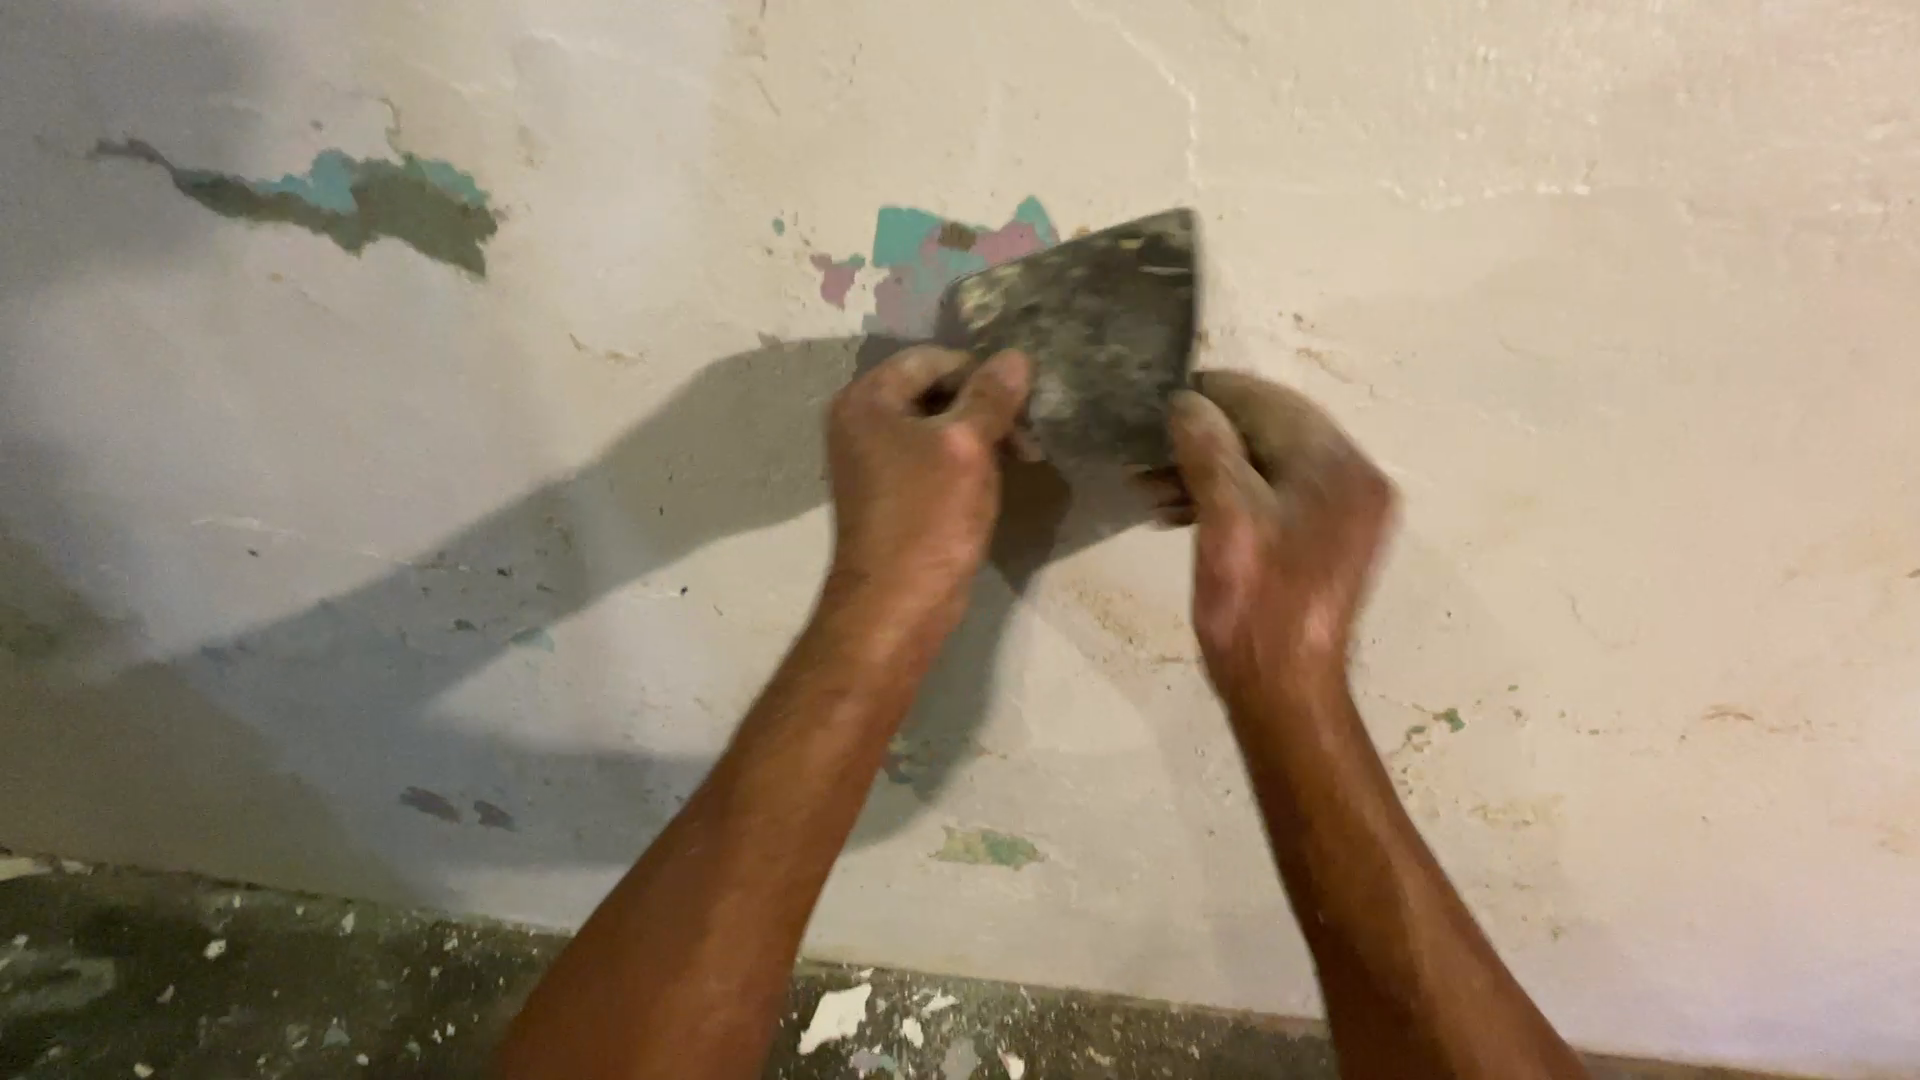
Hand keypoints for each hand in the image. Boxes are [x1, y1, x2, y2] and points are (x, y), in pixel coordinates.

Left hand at [823, 346, 1030, 628]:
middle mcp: (861, 422)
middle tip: (1028, 435)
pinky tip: (994, 476)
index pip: (932, 359)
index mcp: (867, 400)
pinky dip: (963, 460)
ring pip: (936, 426)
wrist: (896, 603)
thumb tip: (1016, 356)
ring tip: (1023, 455)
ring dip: (980, 435)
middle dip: (985, 407)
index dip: (981, 373)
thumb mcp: (967, 447)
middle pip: (933, 390)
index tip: (1022, 403)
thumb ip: (991, 397)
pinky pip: (931, 458)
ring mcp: (873, 459)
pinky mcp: (890, 491)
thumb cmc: (929, 518)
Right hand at [1163, 371, 1394, 700]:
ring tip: (1151, 486)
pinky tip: (1177, 511)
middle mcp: (1353, 479)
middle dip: (1206, 436)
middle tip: (1149, 447)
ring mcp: (1340, 512)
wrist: (1282, 690)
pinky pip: (1271, 496)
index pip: (1273, 403)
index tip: (1163, 395)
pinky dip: (1226, 496)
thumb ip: (1208, 451)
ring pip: (1266, 464)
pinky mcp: (1321, 538)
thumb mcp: (1225, 522)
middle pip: (1271, 431)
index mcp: (1340, 469)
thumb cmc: (1254, 610)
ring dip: (1209, 468)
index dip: (1215, 394)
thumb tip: (1186, 402)